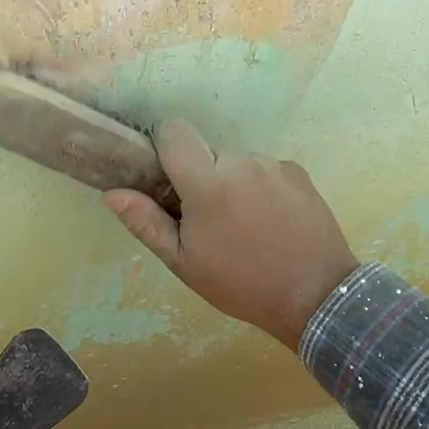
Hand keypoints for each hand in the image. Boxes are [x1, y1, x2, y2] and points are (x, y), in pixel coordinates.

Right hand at [104, 119, 357, 351]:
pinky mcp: (299, 172)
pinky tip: (270, 223)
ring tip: (244, 226)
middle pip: (205, 151)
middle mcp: (242, 162)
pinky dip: (259, 188)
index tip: (165, 177)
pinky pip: (264, 170)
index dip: (163, 146)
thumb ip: (145, 222)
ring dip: (231, 182)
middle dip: (200, 175)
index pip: (173, 130)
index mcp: (208, 182)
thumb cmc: (241, 283)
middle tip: (208, 219)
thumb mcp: (184, 262)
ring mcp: (274, 164)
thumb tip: (111, 193)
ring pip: (235, 162)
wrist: (318, 297)